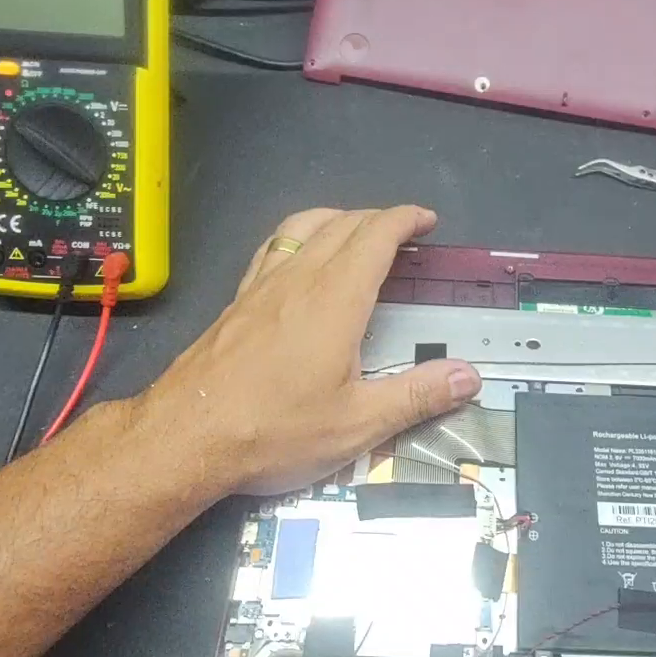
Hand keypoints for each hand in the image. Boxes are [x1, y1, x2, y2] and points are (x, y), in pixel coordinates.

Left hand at [128, 206, 480, 495]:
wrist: (186, 438)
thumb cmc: (275, 431)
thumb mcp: (357, 425)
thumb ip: (417, 396)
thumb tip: (469, 377)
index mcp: (335, 299)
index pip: (375, 236)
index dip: (405, 220)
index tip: (427, 221)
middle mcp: (298, 279)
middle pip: (343, 224)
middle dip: (380, 218)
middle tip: (406, 232)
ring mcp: (262, 286)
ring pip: (303, 226)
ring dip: (339, 218)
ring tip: (358, 231)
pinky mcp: (238, 301)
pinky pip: (272, 247)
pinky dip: (298, 235)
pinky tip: (299, 256)